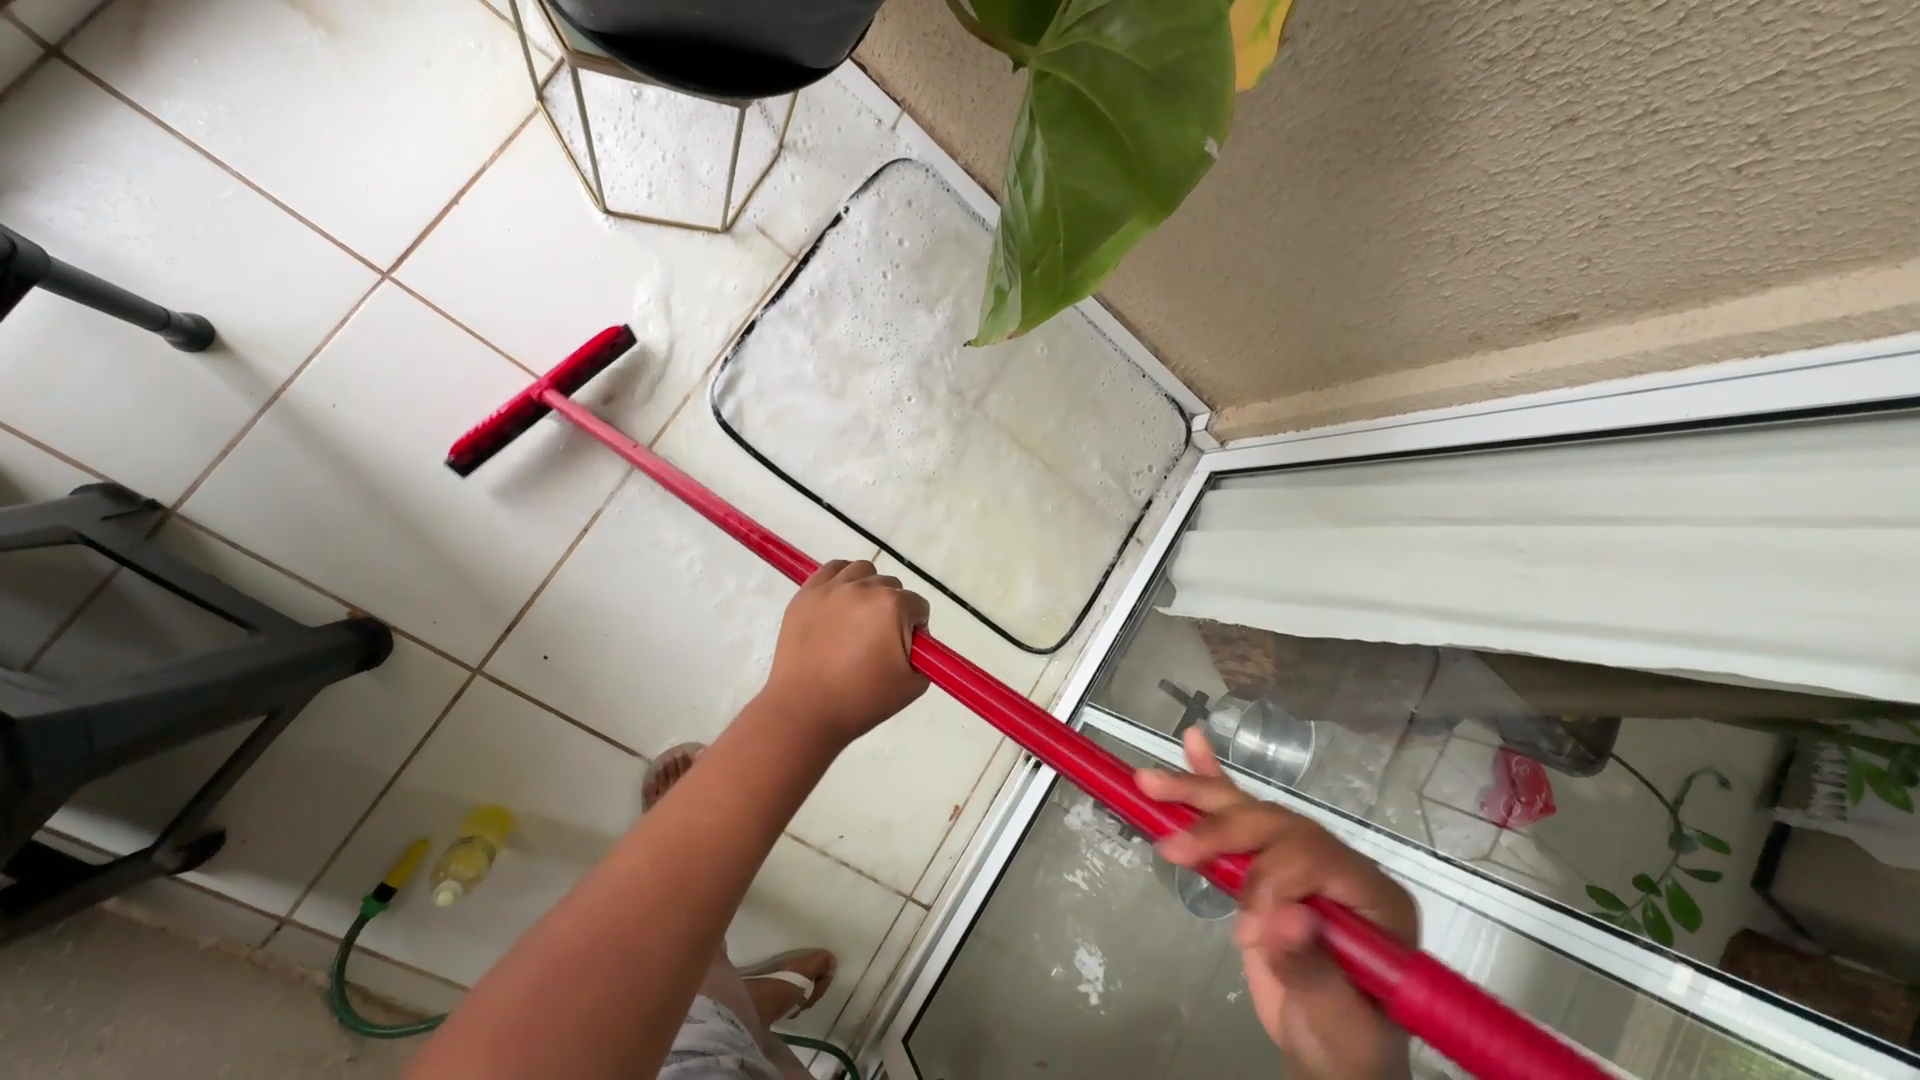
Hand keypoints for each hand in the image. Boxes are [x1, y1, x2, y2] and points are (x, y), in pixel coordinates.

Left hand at [764, 560, 929, 743]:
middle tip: (877, 643)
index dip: (915, 631)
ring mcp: (831, 588)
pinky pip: (832, 569)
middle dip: (892, 612)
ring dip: (868, 591)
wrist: (806, 710)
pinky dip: (841, 580)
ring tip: (858, 621)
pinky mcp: (806, 594)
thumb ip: (925, 654)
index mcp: (893, 606)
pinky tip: (840, 603)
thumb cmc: (863, 700)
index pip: (919, 607)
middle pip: (891, 588)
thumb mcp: (914, 683)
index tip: (901, 653)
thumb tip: (914, 640)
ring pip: (863, 572)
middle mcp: (863, 587)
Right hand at [1138, 728, 1417, 1079]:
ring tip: (1150, 782)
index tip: (1246, 930)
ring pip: (1251, 812)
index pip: (1317, 856)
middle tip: (1173, 847)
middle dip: (1222, 830)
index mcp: (1373, 897)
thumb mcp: (1339, 1022)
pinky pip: (1241, 815)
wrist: (1332, 1047)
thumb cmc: (1347, 1041)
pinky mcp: (1267, 863)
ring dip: (1199, 793)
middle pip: (1278, 825)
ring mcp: (1303, 861)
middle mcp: (1339, 866)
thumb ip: (1314, 970)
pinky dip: (1213, 781)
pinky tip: (1193, 745)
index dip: (1272, 878)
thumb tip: (1285, 917)